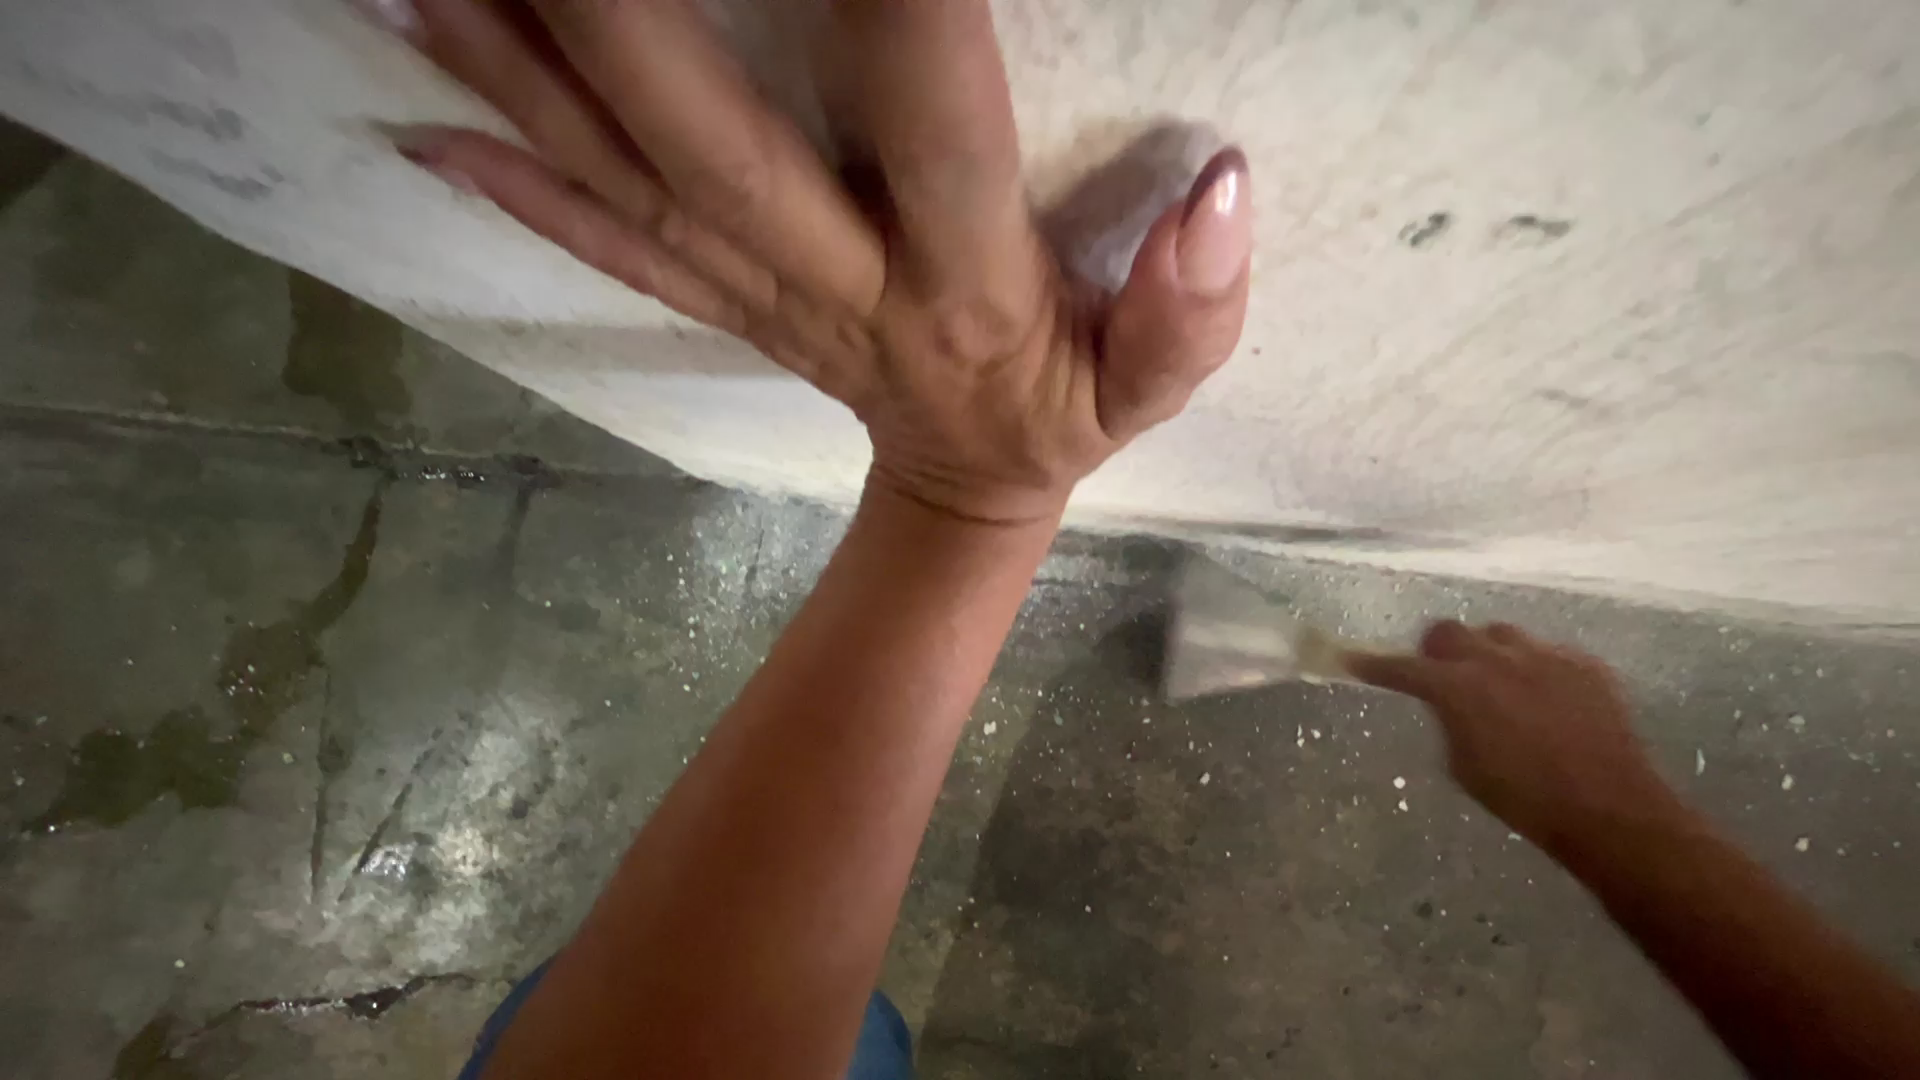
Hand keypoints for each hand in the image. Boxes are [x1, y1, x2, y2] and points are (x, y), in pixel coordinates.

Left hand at [359, 0, 1252, 523]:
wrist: (968, 485)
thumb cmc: (1062, 418)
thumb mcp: (1148, 391)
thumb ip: (1191, 313)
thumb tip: (1223, 192)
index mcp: (965, 295)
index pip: (937, 132)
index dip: (901, 11)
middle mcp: (846, 285)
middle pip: (720, 153)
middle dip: (625, 19)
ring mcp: (770, 299)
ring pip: (639, 192)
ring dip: (524, 81)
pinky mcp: (731, 309)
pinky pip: (620, 254)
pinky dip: (525, 191)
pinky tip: (434, 120)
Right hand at [1347, 622, 1685, 857]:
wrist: (1611, 812)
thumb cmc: (1523, 798)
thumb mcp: (1462, 764)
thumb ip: (1447, 720)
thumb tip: (1445, 703)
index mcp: (1457, 687)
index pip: (1400, 667)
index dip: (1372, 665)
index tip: (1350, 660)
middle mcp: (1496, 660)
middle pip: (1448, 631)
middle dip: (1437, 651)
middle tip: (1442, 674)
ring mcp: (1545, 657)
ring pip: (1499, 633)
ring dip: (1488, 653)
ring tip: (1498, 681)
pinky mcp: (1586, 666)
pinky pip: (1547, 652)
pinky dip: (1534, 668)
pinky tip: (1544, 697)